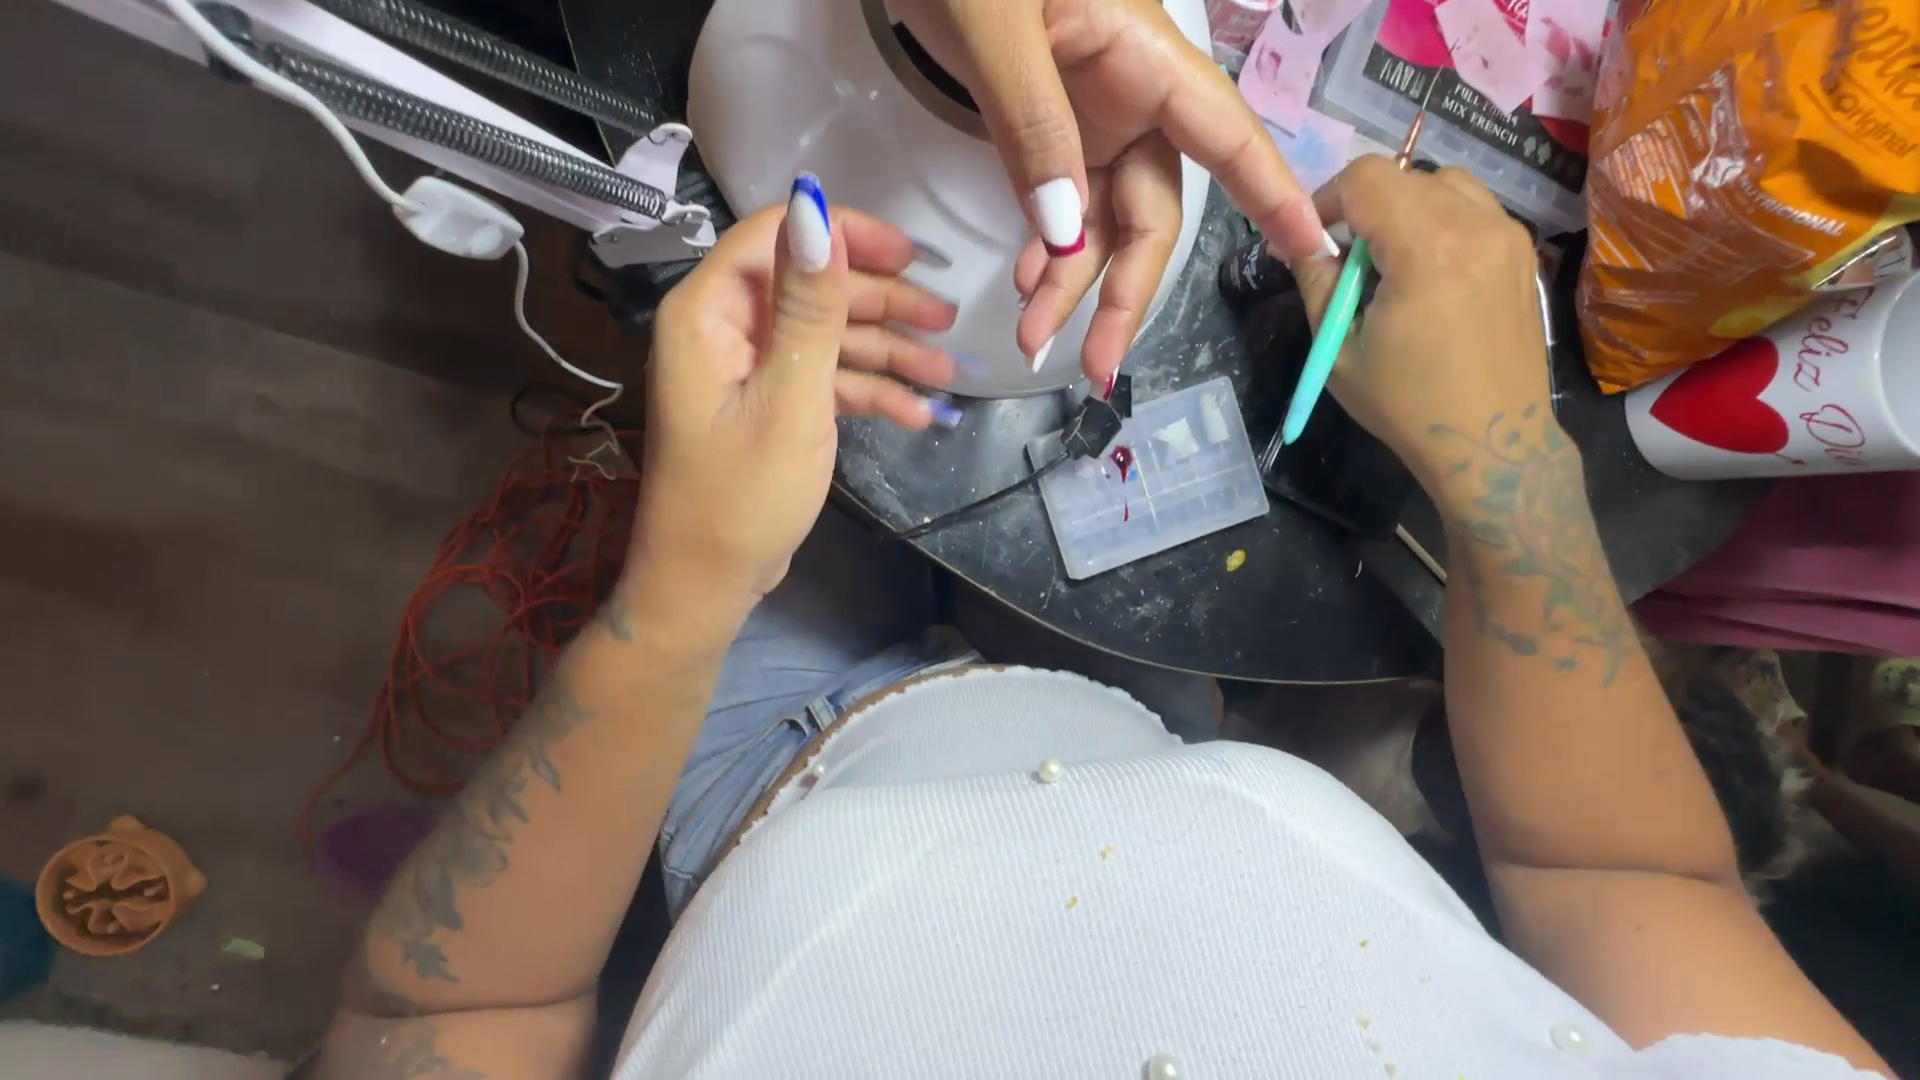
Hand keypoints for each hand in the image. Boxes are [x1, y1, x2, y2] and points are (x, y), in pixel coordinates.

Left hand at [627, 177, 944, 627]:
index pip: (777, 236)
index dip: (846, 236)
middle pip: (813, 289)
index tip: (911, 255)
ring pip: (829, 339)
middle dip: (882, 304)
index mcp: (710, 313)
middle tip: (946, 320)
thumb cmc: (742, 495)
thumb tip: (817, 207)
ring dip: (888, 354)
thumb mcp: (789, 399)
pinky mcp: (772, 406)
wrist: (709, 582)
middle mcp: (727, 330)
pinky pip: (826, 382)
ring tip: (947, 370)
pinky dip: (869, 394)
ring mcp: (751, 371)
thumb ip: (810, 307)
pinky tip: (919, 414)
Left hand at [892, 0, 1330, 384]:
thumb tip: (1071, 236)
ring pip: (1101, 226)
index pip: (1226, 136)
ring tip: (1031, 337)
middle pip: (1152, 214)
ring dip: (1072, 289)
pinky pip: (1059, 211)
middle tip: (1092, 366)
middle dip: (1124, 294)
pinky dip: (1046, 255)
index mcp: (1141, 56)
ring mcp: (1086, 120)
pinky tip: (1025, 286)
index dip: (1272, 196)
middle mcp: (1128, 97)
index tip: (1312, 252)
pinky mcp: (1044, 135)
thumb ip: (1034, 126)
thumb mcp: (994, 26)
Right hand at [1291, 158, 1547, 498]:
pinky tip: (1425, 276)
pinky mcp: (1522, 253)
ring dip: (1404, 210)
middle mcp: (1477, 226)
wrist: (1490, 438)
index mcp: (1426, 249)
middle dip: (1363, 207)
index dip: (1327, 198)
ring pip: (1445, 185)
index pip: (1368, 178)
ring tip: (1388, 266)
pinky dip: (1438, 223)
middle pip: (1405, 177)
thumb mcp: (1338, 349)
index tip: (1312, 238)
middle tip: (1345, 261)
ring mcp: (1509, 236)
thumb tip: (1294, 240)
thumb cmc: (1404, 402)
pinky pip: (1473, 210)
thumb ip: (1316, 282)